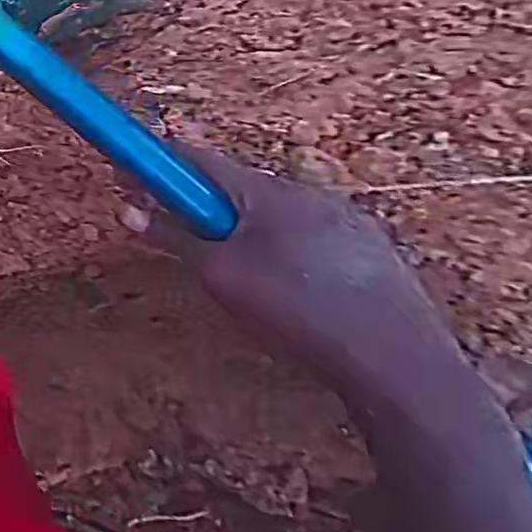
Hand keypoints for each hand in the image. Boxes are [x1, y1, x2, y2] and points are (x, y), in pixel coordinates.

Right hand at [145, 146, 468, 409]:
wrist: (403, 371)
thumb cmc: (295, 312)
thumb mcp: (218, 274)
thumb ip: (173, 237)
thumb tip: (128, 212)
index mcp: (269, 193)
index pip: (197, 160)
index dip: (158, 165)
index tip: (128, 175)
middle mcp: (311, 195)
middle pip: (235, 186)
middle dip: (199, 203)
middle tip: (175, 230)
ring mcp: (349, 222)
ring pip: (271, 212)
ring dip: (240, 226)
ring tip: (233, 269)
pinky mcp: (373, 251)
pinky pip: (305, 233)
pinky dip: (277, 244)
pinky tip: (281, 284)